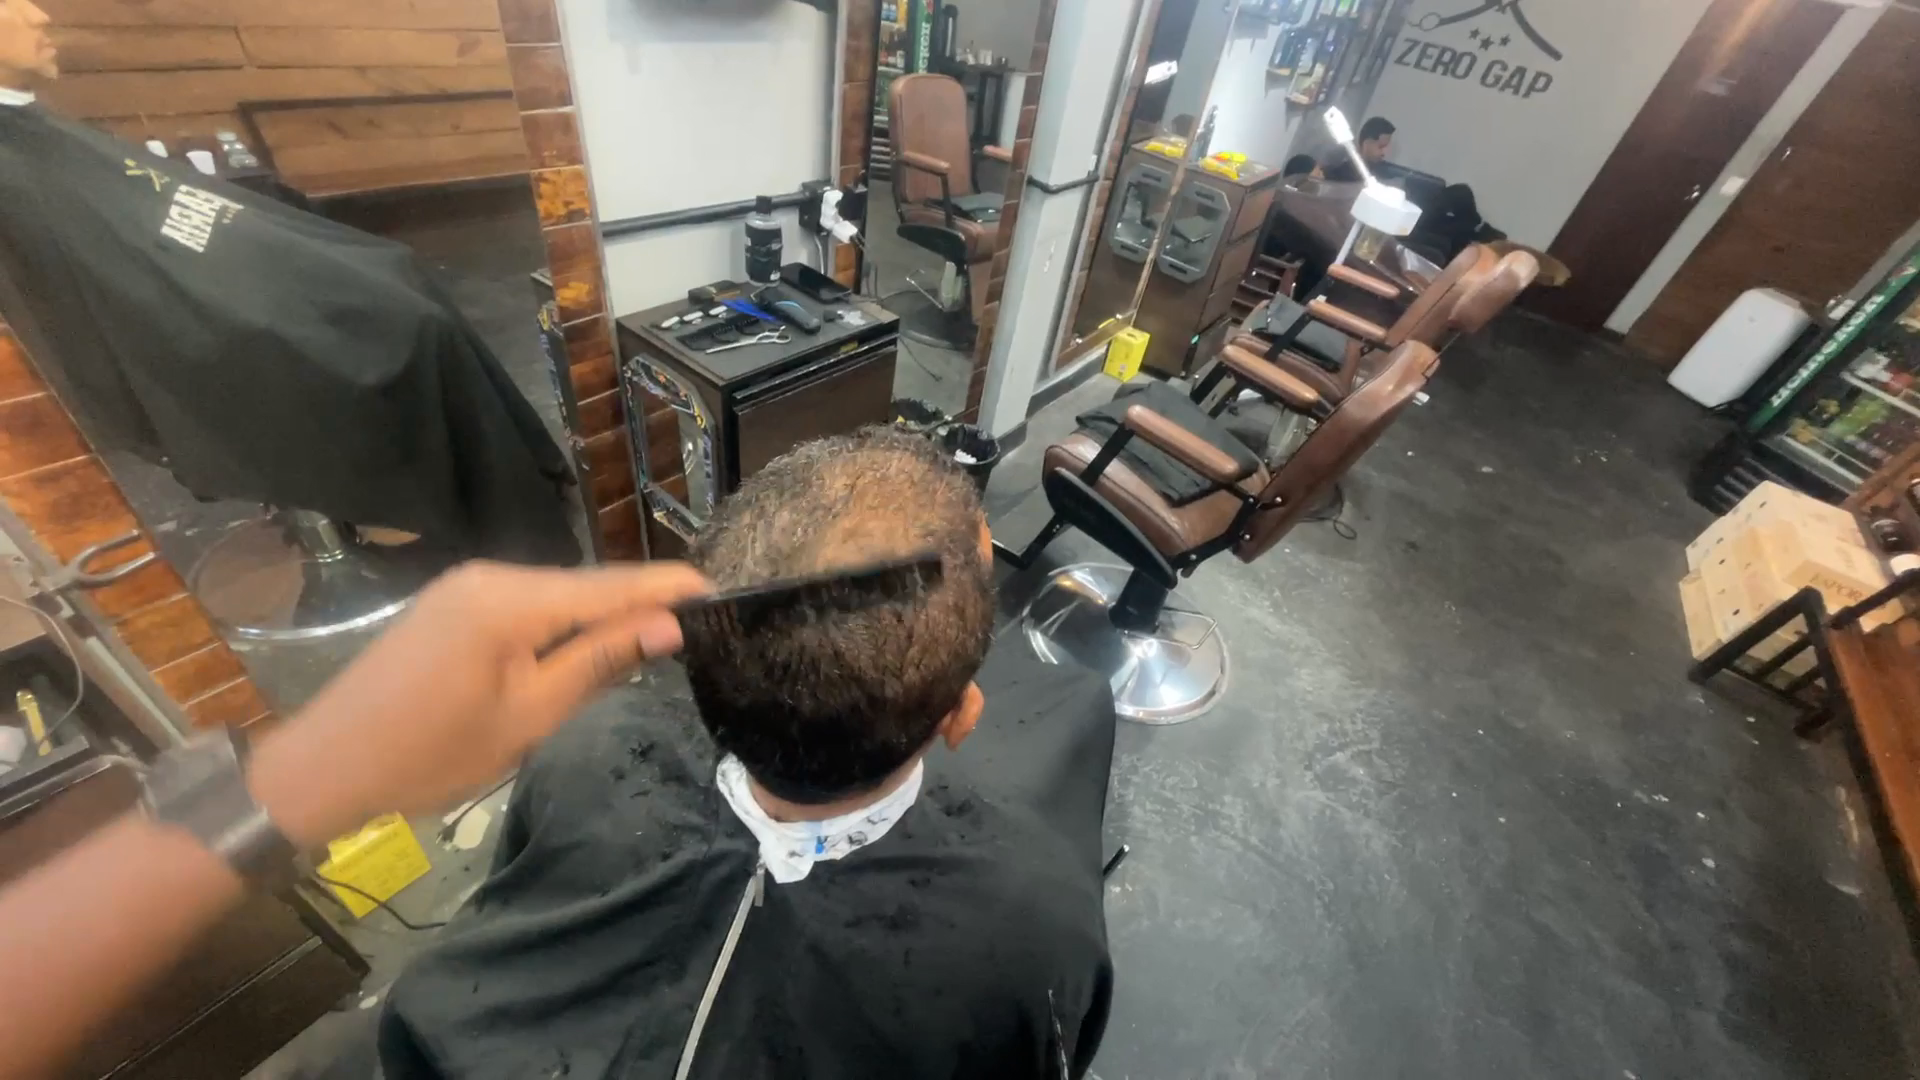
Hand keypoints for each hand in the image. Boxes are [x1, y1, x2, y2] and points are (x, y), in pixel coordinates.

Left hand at [246, 561, 710, 846]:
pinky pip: (533, 601)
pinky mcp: (459, 599)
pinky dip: (569, 619)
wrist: (320, 766)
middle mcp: (495, 575)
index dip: (671, 586)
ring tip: (653, 637)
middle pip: (591, 584)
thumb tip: (672, 625)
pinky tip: (590, 639)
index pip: (615, 584)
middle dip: (643, 602)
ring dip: (607, 614)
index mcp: (513, 600)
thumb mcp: (532, 714)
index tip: (721, 593)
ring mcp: (472, 583)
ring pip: (564, 593)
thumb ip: (603, 659)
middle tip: (693, 627)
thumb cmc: (431, 753)